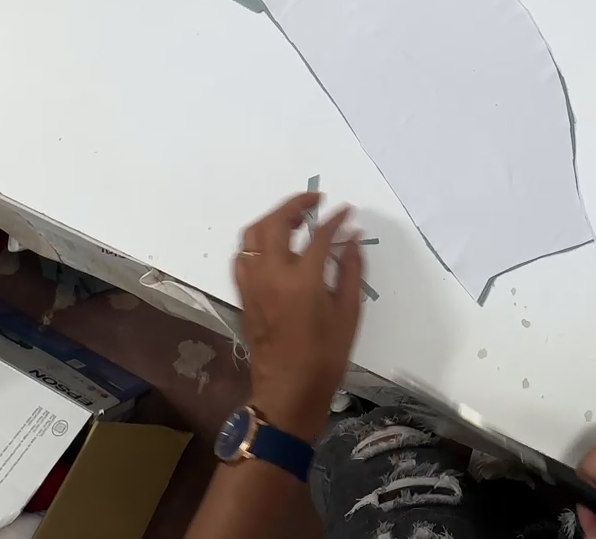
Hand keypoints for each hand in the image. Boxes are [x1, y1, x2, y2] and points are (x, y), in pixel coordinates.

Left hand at [234, 192, 364, 441]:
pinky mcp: (243, 294)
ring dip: (272, 218)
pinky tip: (274, 244)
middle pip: (275, 222)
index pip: (319, 234)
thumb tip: (352, 237)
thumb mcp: (349, 314)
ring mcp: (252, 284)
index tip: (346, 211)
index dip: (334, 219)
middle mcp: (272, 275)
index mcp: (302, 281)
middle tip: (315, 200)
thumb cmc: (325, 358)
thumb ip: (351, 270)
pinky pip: (243, 255)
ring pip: (252, 234)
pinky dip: (257, 240)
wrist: (288, 395)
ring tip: (294, 218)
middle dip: (295, 204)